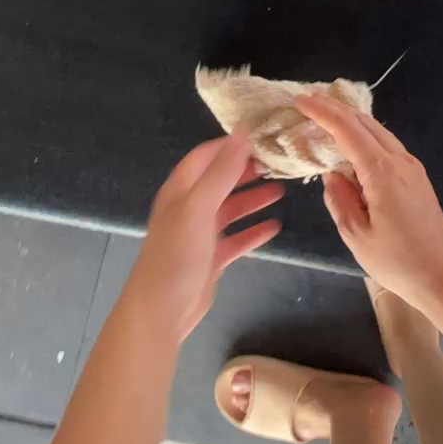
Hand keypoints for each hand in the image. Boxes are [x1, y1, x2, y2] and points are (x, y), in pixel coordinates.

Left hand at [118, 135, 283, 339]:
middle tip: (278, 163)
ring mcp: (200, 234)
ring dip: (254, 199)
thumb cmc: (176, 254)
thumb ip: (222, 172)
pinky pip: (236, 239)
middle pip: (220, 180)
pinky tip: (275, 227)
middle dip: (247, 171)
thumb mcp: (199, 207)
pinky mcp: (210, 258)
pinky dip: (253, 232)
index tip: (262, 137)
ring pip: (230, 209)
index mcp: (180, 190)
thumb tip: (243, 133)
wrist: (161, 310)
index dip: (231, 145)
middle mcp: (189, 208)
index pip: (206, 156)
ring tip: (281, 191)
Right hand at [295, 94, 442, 305]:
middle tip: (308, 101)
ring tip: (326, 115)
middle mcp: (400, 161)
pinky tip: (353, 144)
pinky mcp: (417, 178)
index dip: (322, 113)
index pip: (348, 131)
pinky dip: (365, 137)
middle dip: (336, 109)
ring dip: (352, 121)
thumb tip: (332, 176)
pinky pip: (387, 146)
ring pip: (378, 132)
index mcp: (382, 172)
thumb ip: (340, 201)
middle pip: (365, 123)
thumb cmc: (399, 261)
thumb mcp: (357, 236)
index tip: (300, 101)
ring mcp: (412, 168)